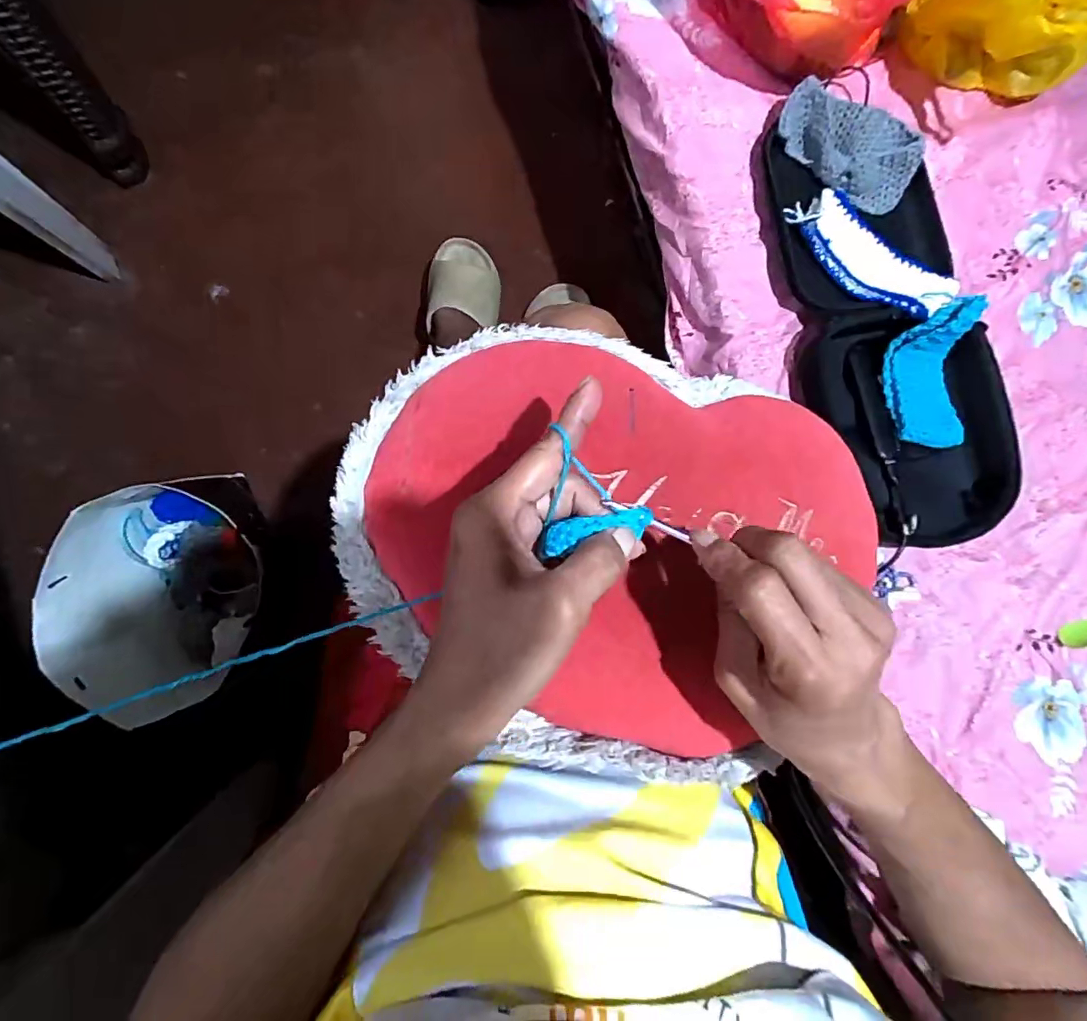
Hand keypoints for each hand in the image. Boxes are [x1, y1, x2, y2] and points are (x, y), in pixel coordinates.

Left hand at [405, 378, 632, 755]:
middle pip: (560, 489)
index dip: (574, 420)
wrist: (460, 703)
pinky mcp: (501, 564)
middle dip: (594, 514)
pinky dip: (572, 554)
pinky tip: (582, 581)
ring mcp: (494, 540)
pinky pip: (548, 541)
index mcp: (495, 511)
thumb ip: (602, 556)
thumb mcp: (564, 602)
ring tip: (595, 579)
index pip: (546, 454)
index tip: (592, 383)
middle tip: (617, 556)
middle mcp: (491, 515)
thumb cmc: (505, 650)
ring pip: (558, 518)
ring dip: (586, 539)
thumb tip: (625, 534)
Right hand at [692, 526, 905, 802]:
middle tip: (729, 553)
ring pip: (807, 552)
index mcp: (808, 667)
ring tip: (759, 579)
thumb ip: (729, 619)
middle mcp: (849, 635)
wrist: (853, 737)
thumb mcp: (736, 681)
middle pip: (792, 554)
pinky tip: (791, 593)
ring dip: (771, 554)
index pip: (762, 589)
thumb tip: (718, 558)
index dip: (727, 559)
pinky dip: (793, 567)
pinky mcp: (879, 602)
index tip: (700, 542)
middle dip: (750, 541)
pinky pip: (822, 564)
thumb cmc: (784, 719)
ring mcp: (871, 615)